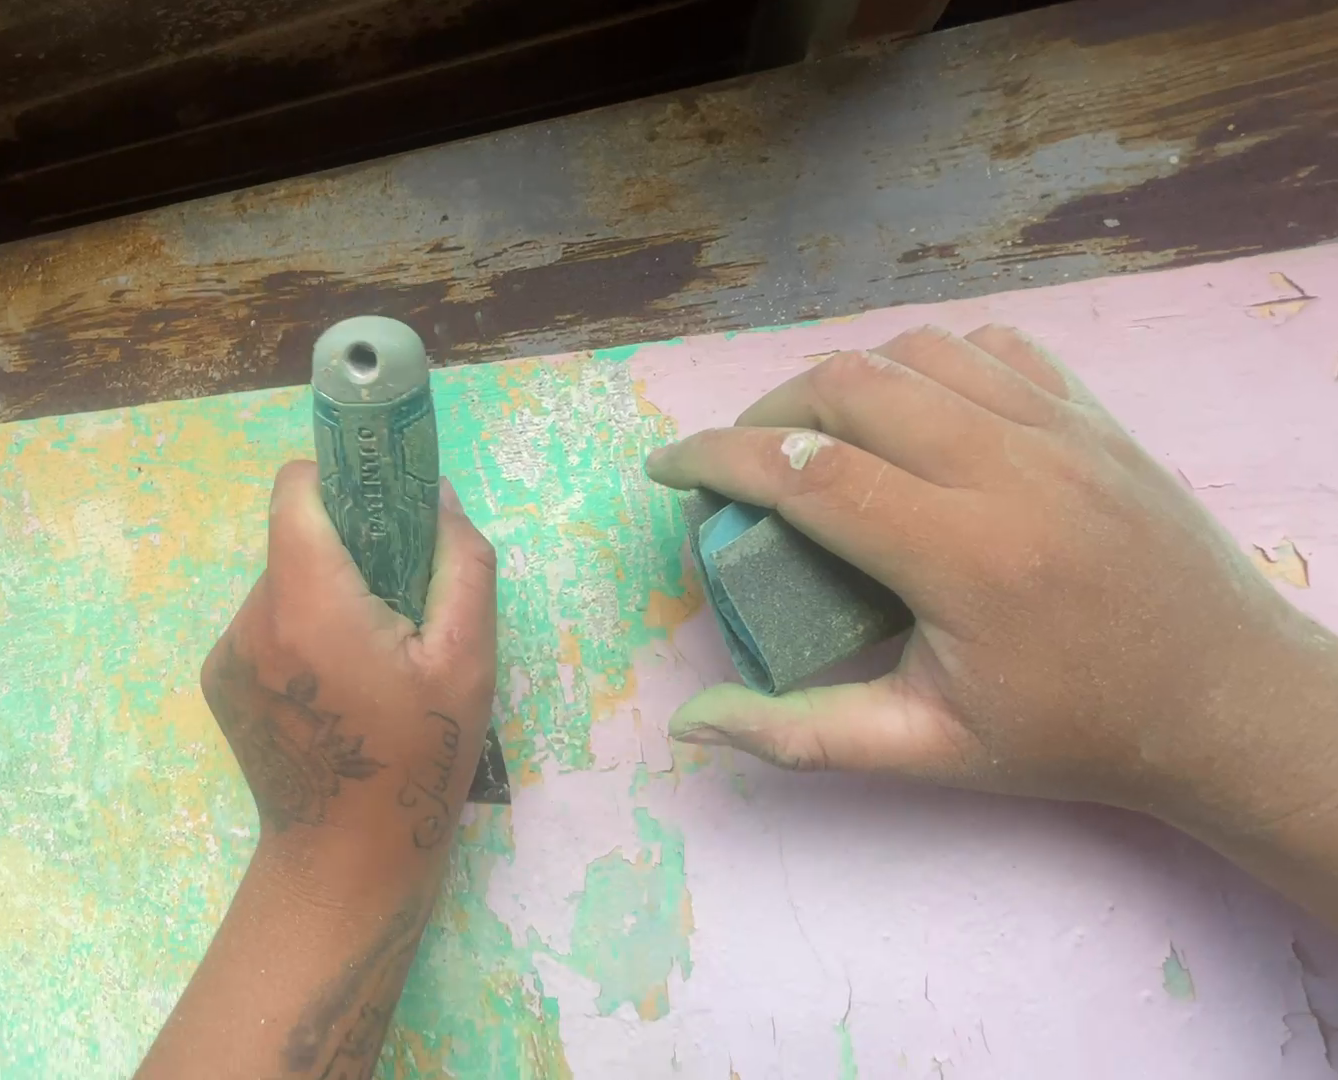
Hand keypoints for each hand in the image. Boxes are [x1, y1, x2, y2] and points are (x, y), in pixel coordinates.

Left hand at [202, 461, 497, 908]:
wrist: (345, 860)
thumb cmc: (417, 757)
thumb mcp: (467, 660)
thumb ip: (461, 562)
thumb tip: (436, 497)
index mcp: (307, 602)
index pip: (294, 489)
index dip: (338, 483)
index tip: (381, 513)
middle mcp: (251, 617)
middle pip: (293, 538)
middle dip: (344, 550)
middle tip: (394, 603)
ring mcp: (225, 652)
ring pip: (280, 581)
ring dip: (324, 593)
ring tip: (366, 654)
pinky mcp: (217, 680)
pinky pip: (264, 622)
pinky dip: (299, 629)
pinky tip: (333, 684)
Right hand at [646, 326, 1337, 841]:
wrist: (1238, 709)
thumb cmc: (1069, 733)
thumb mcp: (922, 751)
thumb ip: (796, 735)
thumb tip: (687, 725)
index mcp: (965, 558)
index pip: (807, 473)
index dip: (715, 458)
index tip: (665, 466)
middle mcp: (1013, 472)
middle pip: (849, 388)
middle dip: (763, 413)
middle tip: (739, 463)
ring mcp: (1063, 431)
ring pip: (911, 354)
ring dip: (834, 385)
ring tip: (810, 436)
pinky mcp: (1094, 416)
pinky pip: (984, 350)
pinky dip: (916, 365)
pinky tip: (901, 412)